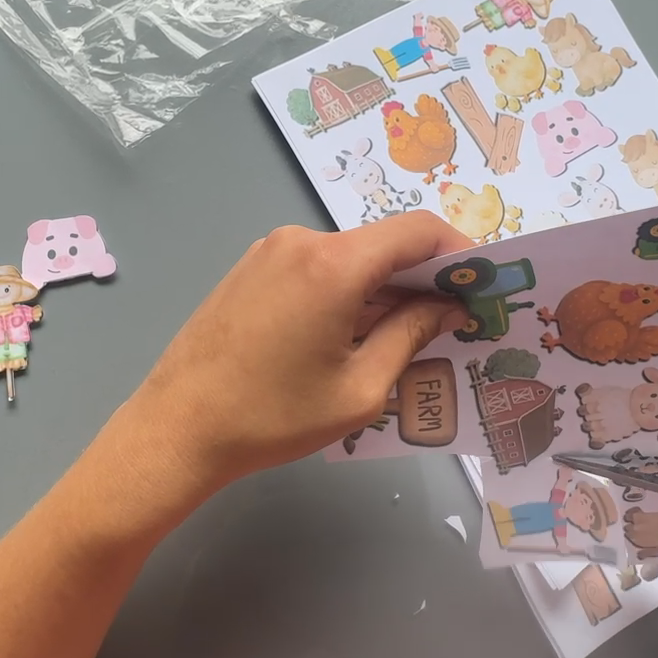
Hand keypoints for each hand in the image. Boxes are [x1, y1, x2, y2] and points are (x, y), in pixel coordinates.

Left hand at [114, 212, 470, 496]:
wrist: (176, 427)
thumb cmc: (272, 417)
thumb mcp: (359, 388)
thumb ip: (412, 335)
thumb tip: (449, 306)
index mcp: (333, 263)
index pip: (417, 230)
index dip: (459, 250)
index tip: (481, 284)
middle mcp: (301, 240)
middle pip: (382, 244)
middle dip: (423, 277)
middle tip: (451, 321)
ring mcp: (269, 250)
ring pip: (349, 257)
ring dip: (382, 288)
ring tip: (403, 337)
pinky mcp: (250, 267)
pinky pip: (315, 267)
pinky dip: (345, 290)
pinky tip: (350, 334)